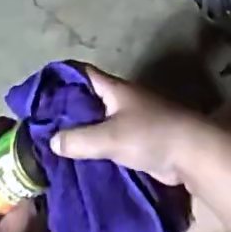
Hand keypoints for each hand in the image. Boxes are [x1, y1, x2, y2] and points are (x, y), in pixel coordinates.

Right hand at [49, 67, 211, 186]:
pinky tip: (79, 158)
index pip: (82, 73)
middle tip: (39, 123)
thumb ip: (79, 139)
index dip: (60, 76)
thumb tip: (53, 141)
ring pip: (98, 120)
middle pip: (88, 97)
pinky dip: (94, 145)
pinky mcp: (139, 139)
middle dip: (66, 108)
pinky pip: (109, 138)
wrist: (191, 153)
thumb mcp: (110, 137)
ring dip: (80, 130)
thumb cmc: (151, 135)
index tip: (38, 90)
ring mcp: (131, 118)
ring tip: (53, 144)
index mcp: (114, 89)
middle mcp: (121, 99)